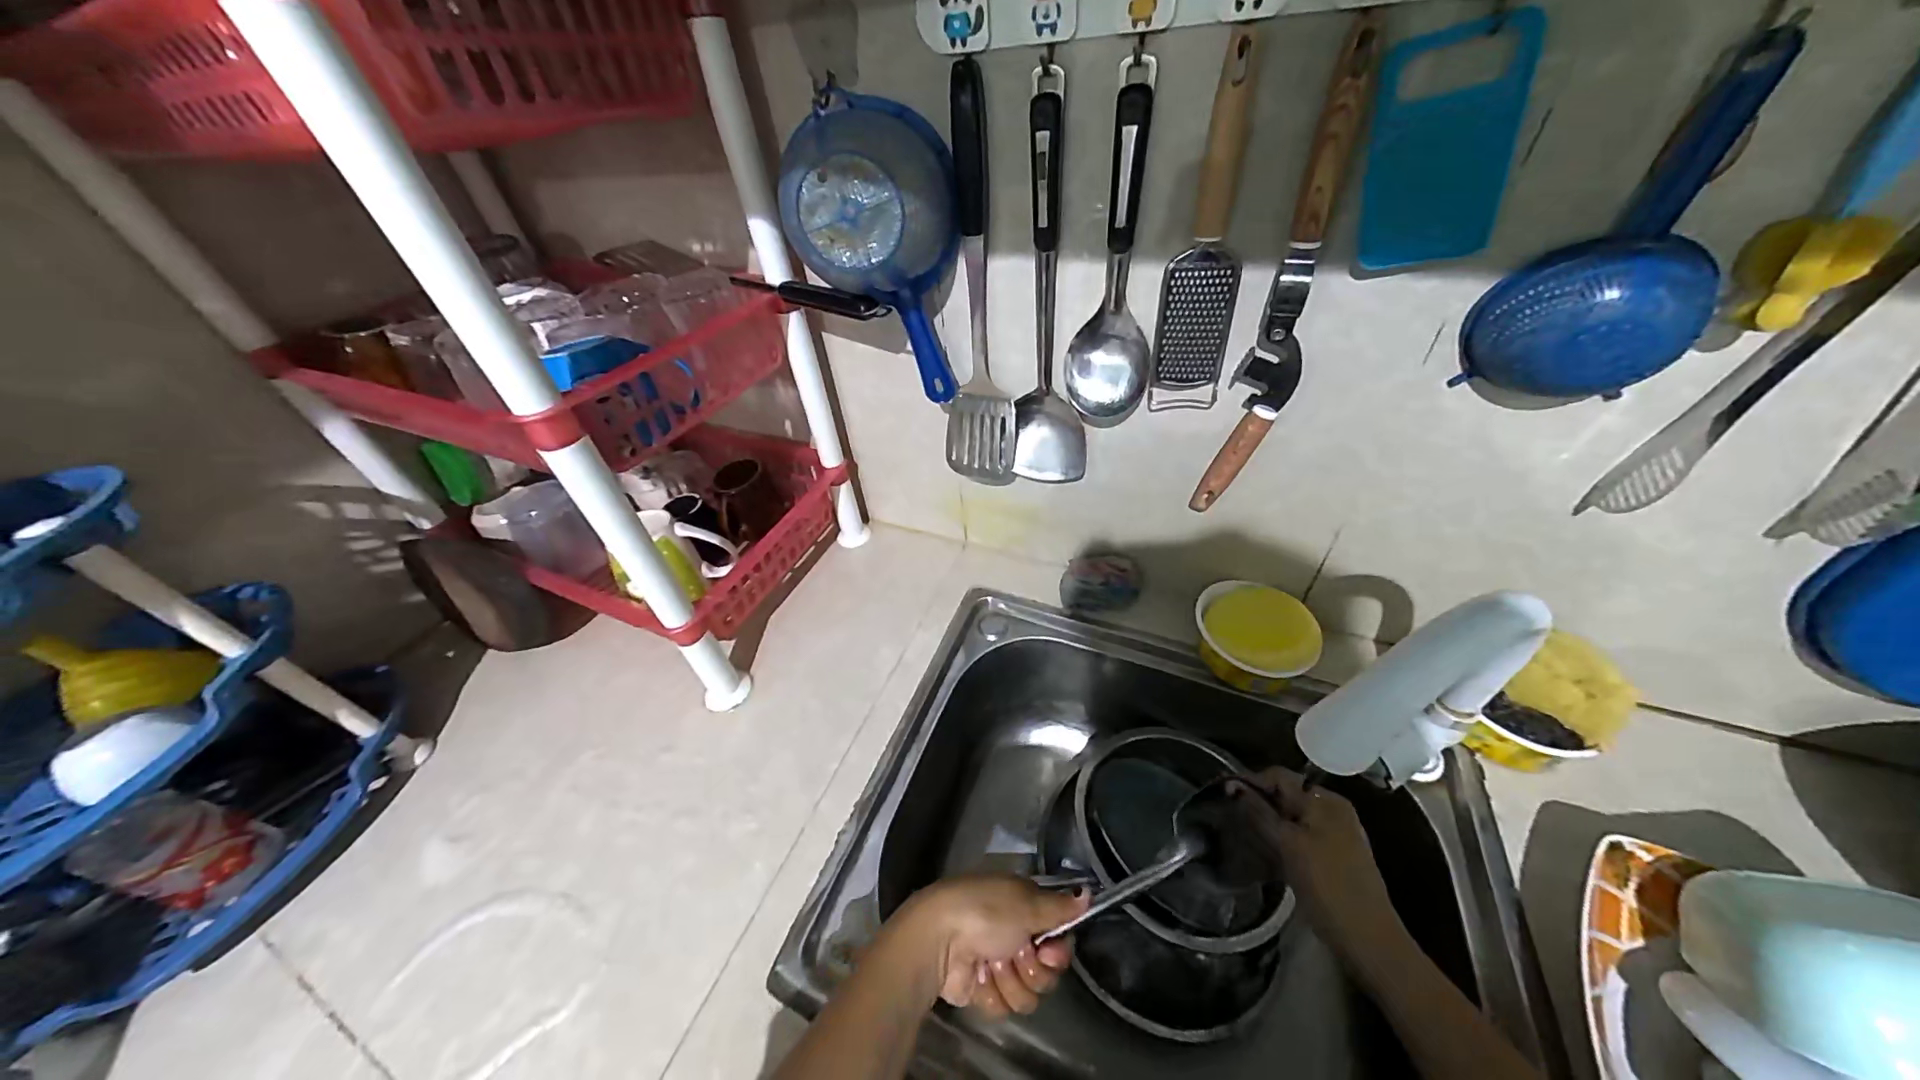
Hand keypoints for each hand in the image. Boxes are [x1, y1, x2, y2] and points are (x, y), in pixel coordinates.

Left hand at [885, 876, 1088, 1019]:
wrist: (939, 938)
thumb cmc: (985, 911)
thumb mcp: (1027, 902)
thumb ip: (1060, 906)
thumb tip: (1088, 893)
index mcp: (1024, 908)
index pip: (1059, 938)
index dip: (1059, 950)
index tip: (1050, 950)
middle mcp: (1014, 935)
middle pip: (1047, 971)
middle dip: (1033, 968)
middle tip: (1016, 953)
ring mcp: (998, 964)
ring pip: (1028, 993)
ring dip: (1010, 979)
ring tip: (991, 961)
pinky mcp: (982, 990)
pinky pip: (1004, 1005)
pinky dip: (992, 991)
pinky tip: (978, 974)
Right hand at [1232, 767, 1403, 963]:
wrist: (1368, 940)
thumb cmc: (1327, 886)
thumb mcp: (1288, 845)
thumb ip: (1260, 812)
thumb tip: (1233, 785)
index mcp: (1325, 801)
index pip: (1279, 777)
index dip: (1250, 783)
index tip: (1223, 796)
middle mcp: (1333, 811)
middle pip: (1286, 796)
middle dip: (1259, 805)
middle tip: (1232, 819)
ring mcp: (1337, 834)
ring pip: (1292, 818)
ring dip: (1269, 824)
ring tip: (1245, 837)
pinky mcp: (1335, 857)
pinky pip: (1301, 836)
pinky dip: (1283, 840)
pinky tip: (1268, 856)